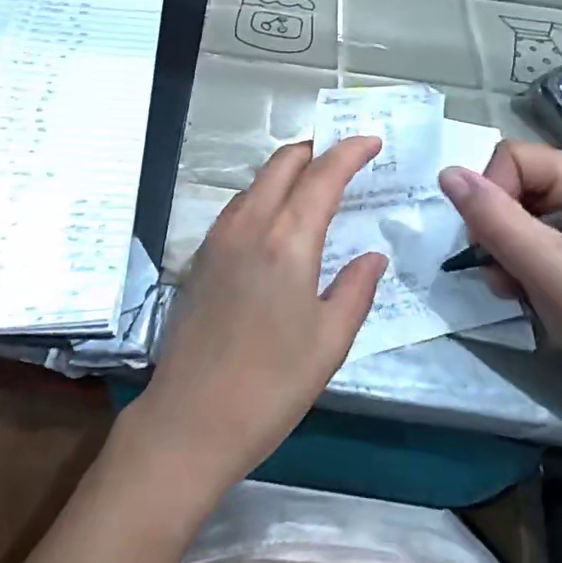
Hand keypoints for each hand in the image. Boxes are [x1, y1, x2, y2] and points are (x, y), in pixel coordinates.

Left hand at [129, 138, 387, 488]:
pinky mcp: (201, 257)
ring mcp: (218, 238)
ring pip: (257, 182)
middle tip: (345, 156)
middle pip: (283, 163)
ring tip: (316, 186)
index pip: (323, 175)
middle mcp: (249, 225)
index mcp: (287, 240)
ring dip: (289, 171)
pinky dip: (266, 195)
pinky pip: (239, 206)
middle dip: (316, 149)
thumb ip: (356, 289)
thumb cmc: (271, 384)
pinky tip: (278, 222)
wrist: (189, 422)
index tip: (371, 140)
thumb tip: (372, 256)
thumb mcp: (330, 341)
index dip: (350, 151)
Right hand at [438, 141, 561, 400]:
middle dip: (498, 231)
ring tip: (515, 291)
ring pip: (517, 218)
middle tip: (500, 275)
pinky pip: (529, 243)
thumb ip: (496, 220)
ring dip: (504, 254)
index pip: (518, 159)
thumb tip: (447, 172)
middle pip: (515, 187)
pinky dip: (517, 267)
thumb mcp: (549, 269)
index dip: (492, 193)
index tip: (487, 242)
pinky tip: (525, 295)